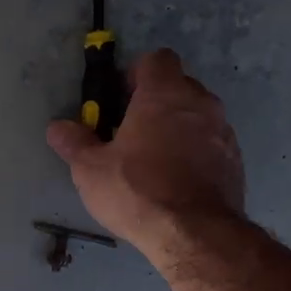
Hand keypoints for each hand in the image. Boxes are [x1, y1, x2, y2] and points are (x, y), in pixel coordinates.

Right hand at [46, 49, 245, 254]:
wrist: (192, 230)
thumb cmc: (135, 190)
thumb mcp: (90, 169)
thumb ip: (74, 143)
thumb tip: (57, 127)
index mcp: (163, 94)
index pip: (156, 59)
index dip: (135, 74)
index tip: (118, 100)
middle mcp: (198, 102)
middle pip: (177, 86)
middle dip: (154, 102)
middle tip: (129, 133)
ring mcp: (222, 129)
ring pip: (195, 115)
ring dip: (175, 127)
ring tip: (152, 160)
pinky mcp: (233, 157)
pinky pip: (209, 142)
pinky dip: (193, 151)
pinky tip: (174, 179)